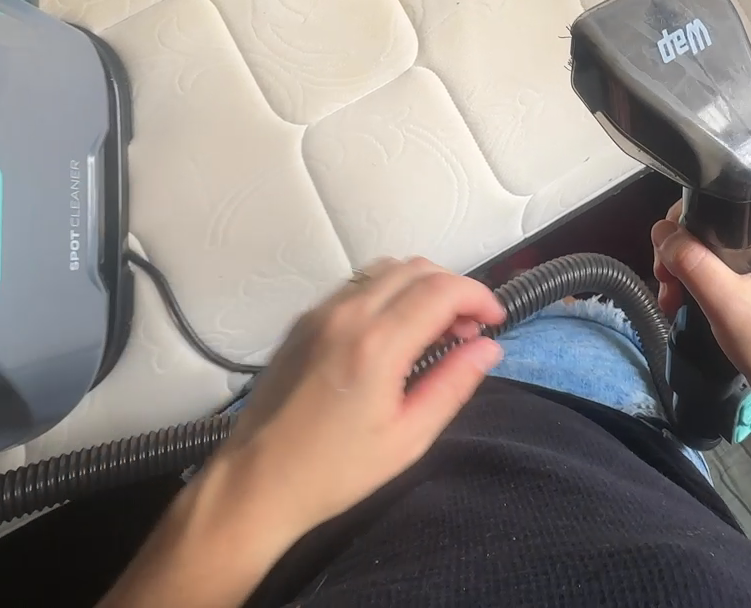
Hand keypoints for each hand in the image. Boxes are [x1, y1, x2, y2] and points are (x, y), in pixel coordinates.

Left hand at [103, 259, 504, 607]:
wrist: (255, 482)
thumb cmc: (336, 470)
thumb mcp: (408, 438)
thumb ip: (453, 384)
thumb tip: (489, 347)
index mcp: (377, 343)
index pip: (442, 290)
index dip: (478, 296)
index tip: (495, 320)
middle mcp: (349, 312)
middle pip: (418, 268)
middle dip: (454, 288)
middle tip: (468, 329)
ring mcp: (322, 310)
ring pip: (388, 268)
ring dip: (422, 285)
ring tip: (436, 327)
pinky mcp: (304, 317)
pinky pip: (359, 284)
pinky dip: (391, 290)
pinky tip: (395, 329)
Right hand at [652, 203, 750, 411]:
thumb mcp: (724, 300)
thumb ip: (689, 261)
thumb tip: (658, 230)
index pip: (717, 207)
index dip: (682, 228)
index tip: (665, 260)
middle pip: (712, 229)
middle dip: (681, 255)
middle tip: (665, 284)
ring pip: (715, 252)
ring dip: (687, 273)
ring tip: (671, 301)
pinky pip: (726, 271)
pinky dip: (703, 285)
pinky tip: (687, 305)